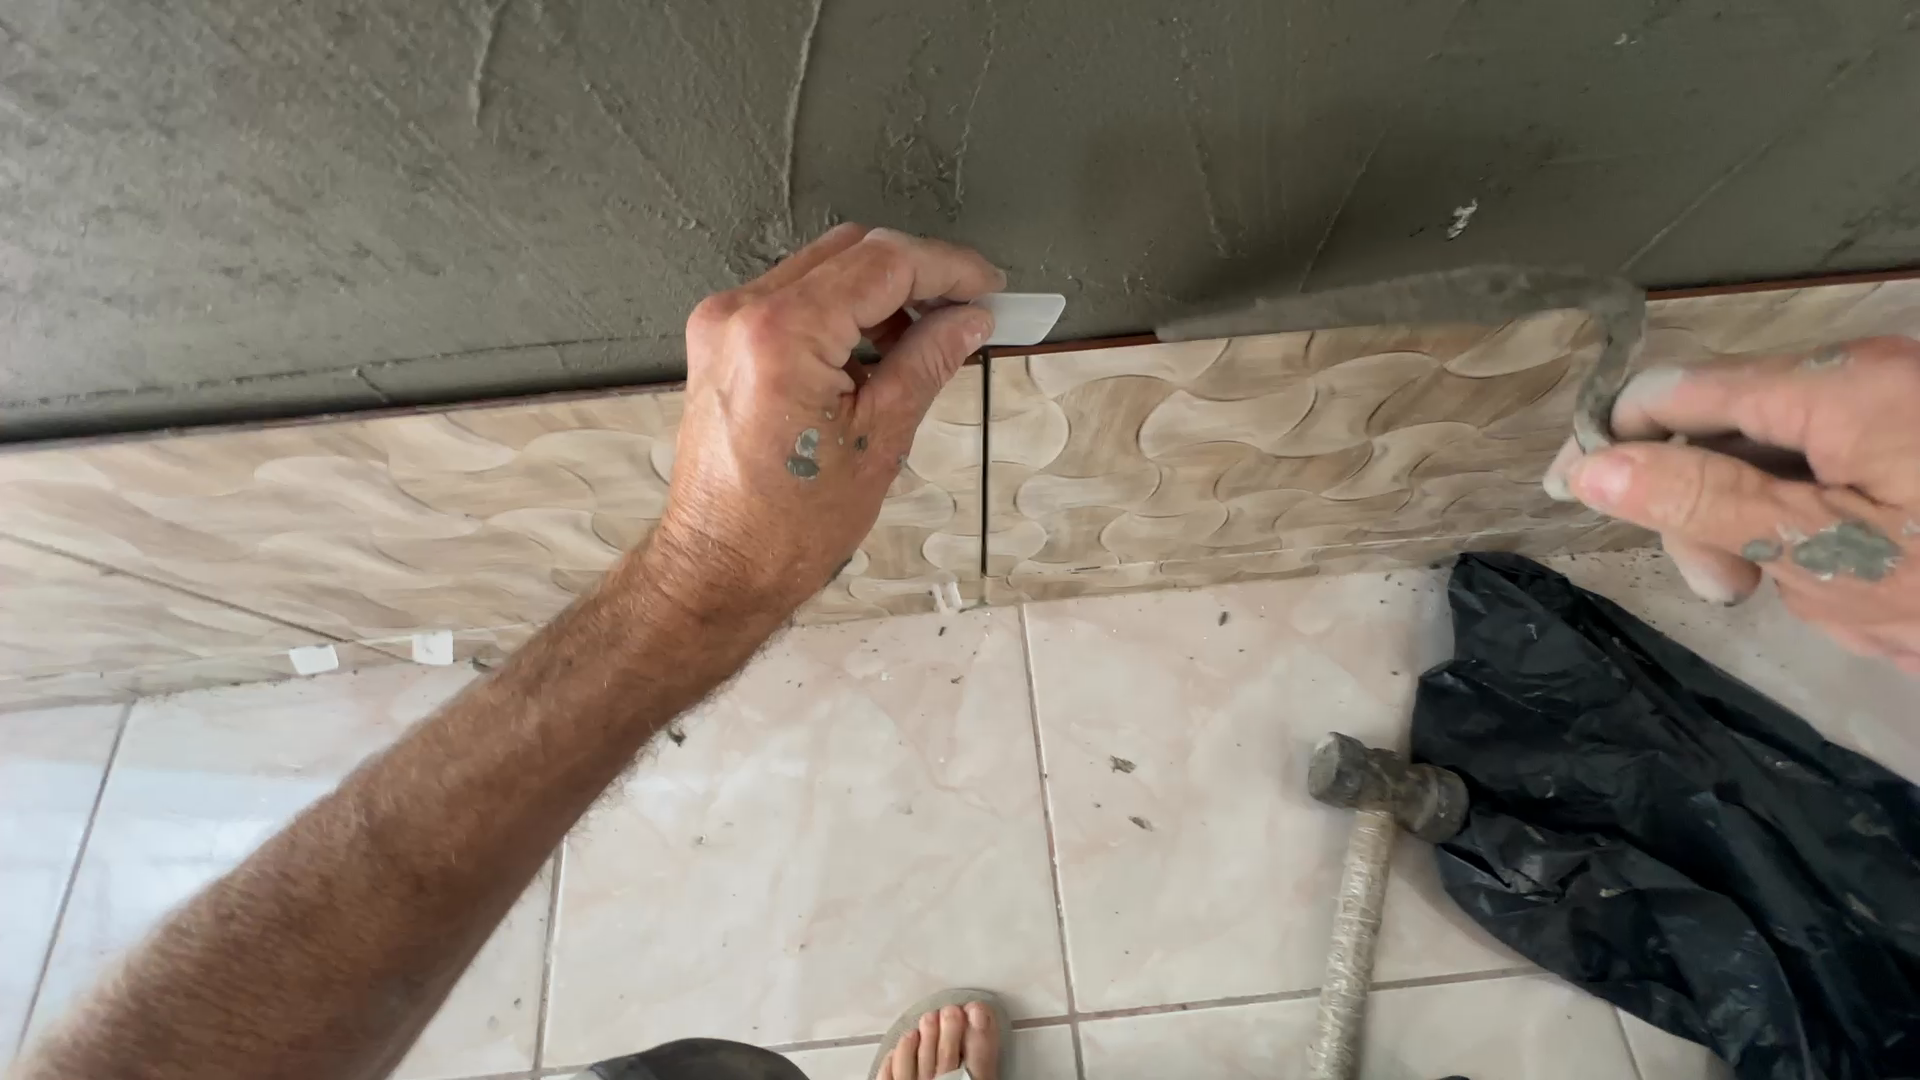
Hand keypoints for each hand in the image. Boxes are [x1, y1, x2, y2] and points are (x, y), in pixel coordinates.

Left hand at [644, 224, 1004, 618]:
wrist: (722, 564)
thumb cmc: (788, 527)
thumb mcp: (879, 441)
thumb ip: (927, 363)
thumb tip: (967, 322)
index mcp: (782, 335)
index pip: (883, 263)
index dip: (948, 268)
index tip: (987, 286)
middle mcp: (743, 313)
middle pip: (852, 252)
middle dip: (918, 273)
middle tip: (966, 309)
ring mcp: (725, 323)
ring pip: (824, 269)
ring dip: (882, 292)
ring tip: (925, 338)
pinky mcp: (722, 340)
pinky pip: (796, 297)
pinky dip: (844, 310)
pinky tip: (876, 348)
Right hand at [1544, 335, 1919, 672]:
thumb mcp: (1826, 555)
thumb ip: (1697, 502)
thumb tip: (1589, 467)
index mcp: (1839, 387)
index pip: (1666, 392)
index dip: (1607, 441)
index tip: (1575, 497)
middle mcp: (1870, 372)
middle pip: (1714, 421)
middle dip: (1694, 500)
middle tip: (1723, 584)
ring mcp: (1904, 400)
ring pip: (1764, 447)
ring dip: (1747, 516)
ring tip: (1787, 586)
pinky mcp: (1919, 432)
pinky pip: (1822, 459)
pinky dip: (1803, 513)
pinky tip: (1836, 564)